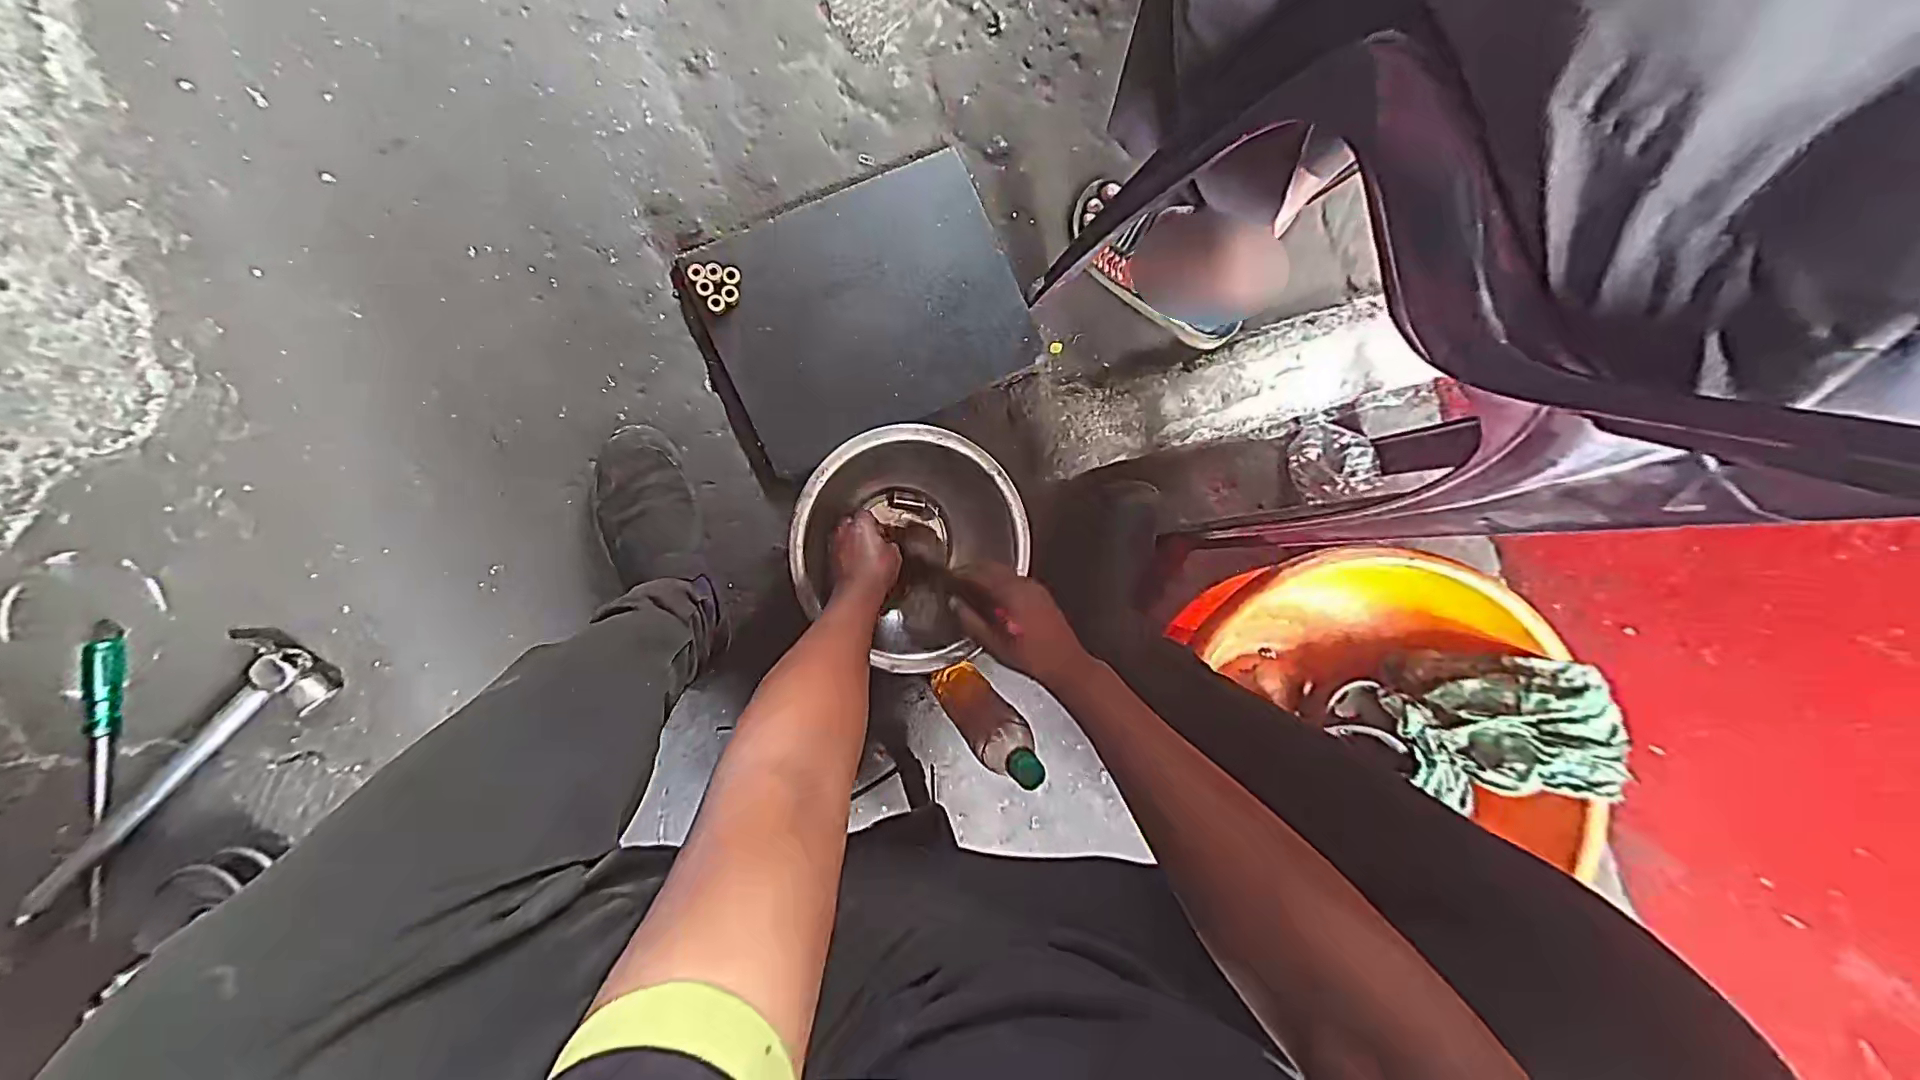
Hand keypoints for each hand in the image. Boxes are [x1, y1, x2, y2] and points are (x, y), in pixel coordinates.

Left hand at [830, 510, 900, 604]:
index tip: (882, 529)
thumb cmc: (875, 573)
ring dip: (853, 543)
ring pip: (844, 538)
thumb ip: (890, 543)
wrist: (858, 595)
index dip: (876, 521)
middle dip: (861, 530)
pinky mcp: (832, 562)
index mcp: (861, 523)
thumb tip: (889, 545)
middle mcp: (844, 531)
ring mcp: (836, 546)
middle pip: (852, 523)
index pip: (867, 513)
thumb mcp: (895, 555)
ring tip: (867, 554)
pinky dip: (847, 556)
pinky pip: (841, 553)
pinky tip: (859, 566)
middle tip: (875, 540)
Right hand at [949, 562, 1093, 688]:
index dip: (959, 574)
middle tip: (956, 582)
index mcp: (1010, 593)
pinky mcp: (1041, 595)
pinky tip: (994, 599)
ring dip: (986, 577)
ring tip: (972, 591)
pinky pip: (1015, 580)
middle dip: (972, 572)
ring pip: (1004, 572)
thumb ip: (970, 621)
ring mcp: (1035, 588)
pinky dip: (1000, 584)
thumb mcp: (992, 643)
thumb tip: (955, 605)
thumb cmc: (1033, 658)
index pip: (978, 572)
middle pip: (991, 567)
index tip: (948, 579)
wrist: (1065, 664)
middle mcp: (1024, 585)